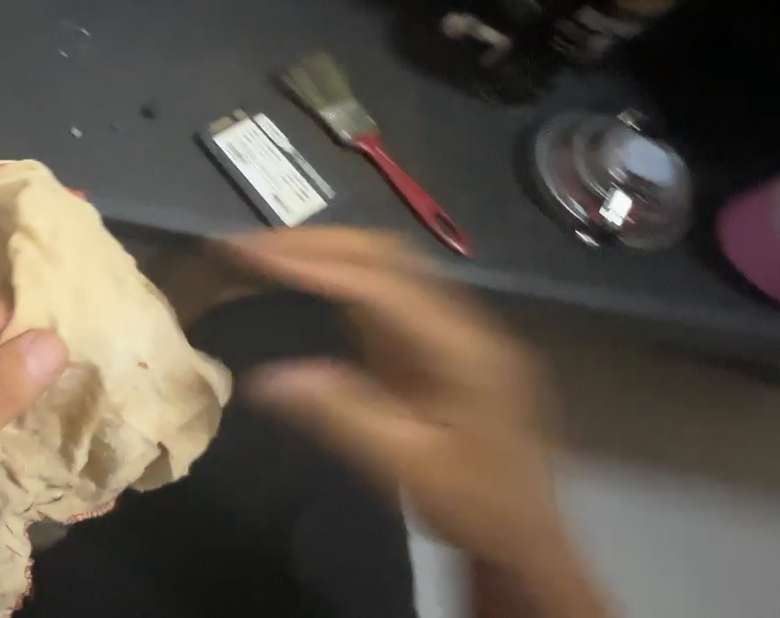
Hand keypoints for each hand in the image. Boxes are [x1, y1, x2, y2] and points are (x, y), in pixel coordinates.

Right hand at [228, 230, 567, 572]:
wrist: (530, 536)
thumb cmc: (474, 506)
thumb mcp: (407, 469)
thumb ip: (339, 416)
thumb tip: (263, 378)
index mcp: (463, 351)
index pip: (377, 285)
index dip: (310, 264)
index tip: (251, 255)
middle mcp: (462, 322)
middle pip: (383, 253)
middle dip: (311, 243)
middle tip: (249, 248)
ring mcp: (452, 323)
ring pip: (383, 257)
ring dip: (323, 248)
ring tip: (266, 254)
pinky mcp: (434, 333)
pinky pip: (381, 280)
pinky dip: (335, 267)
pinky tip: (302, 275)